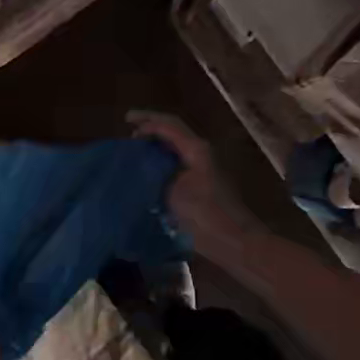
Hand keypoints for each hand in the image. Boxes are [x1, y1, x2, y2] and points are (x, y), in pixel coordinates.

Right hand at [129, 110, 252, 249]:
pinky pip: (178, 160)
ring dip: (156, 143)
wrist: (233, 240)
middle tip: (129, 129)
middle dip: (151, 126)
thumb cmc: (203, 214)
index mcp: (195, 149)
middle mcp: (201, 152)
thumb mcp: (172, 191)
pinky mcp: (202, 181)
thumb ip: (155, 171)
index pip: (168, 124)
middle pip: (173, 130)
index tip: (126, 121)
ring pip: (176, 145)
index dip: (146, 119)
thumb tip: (140, 162)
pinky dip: (161, 158)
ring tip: (135, 147)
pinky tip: (148, 168)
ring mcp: (203, 166)